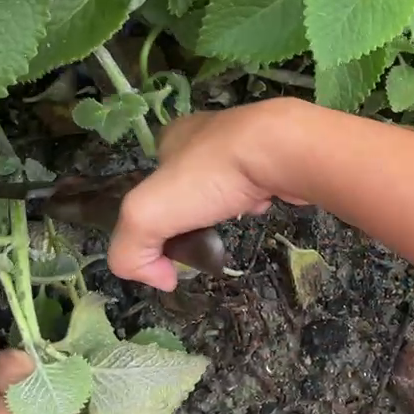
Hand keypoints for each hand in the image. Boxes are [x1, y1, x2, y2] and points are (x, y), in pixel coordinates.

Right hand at [110, 99, 315, 290]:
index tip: (171, 240)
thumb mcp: (144, 215)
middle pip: (189, 186)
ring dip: (226, 205)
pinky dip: (257, 200)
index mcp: (170, 138)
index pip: (150, 183)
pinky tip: (260, 209)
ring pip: (225, 184)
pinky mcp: (275, 153)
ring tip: (232, 222)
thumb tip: (162, 279)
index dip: (155, 216)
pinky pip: (258, 184)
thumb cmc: (211, 175)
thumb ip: (130, 251)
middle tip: (204, 235)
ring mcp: (243, 141)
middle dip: (195, 212)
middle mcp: (205, 134)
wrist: (283, 150)